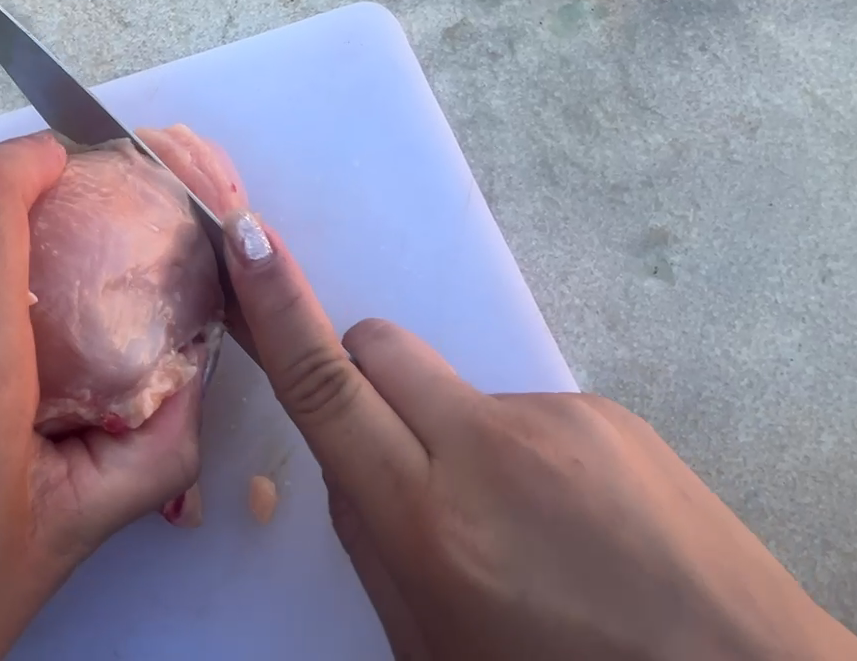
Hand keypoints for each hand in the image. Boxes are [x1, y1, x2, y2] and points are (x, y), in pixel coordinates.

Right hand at [221, 210, 856, 660]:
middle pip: (378, 345)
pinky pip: (520, 410)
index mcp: (431, 524)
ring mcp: (558, 420)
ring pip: (450, 386)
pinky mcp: (610, 411)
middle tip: (395, 452)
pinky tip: (575, 526)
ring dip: (450, 433)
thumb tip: (348, 462)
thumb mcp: (430, 649)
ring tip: (519, 526)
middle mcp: (488, 451)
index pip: (326, 388)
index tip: (247, 237)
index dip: (276, 306)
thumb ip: (370, 542)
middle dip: (361, 376)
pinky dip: (519, 452)